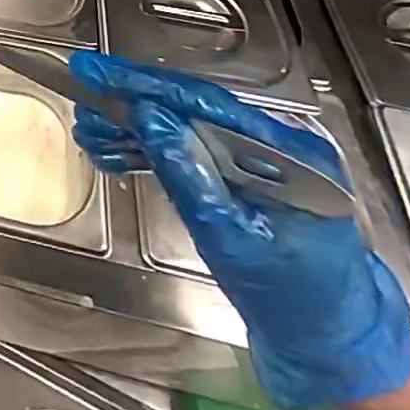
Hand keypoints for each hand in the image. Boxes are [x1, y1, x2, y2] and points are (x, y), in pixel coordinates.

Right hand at [69, 52, 409, 409]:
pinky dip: (153, 153)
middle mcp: (275, 142)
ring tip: (89, 129)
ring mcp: (259, 158)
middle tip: (82, 94)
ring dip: (135, 130)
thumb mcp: (232, 241)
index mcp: (286, 151)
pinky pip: (193, 152)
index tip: (97, 71)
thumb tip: (146, 118)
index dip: (145, 84)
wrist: (327, 338)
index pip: (203, 103)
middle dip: (132, 103)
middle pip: (191, 109)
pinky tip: (116, 153)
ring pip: (186, 129)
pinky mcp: (244, 175)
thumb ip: (189, 176)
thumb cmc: (290, 299)